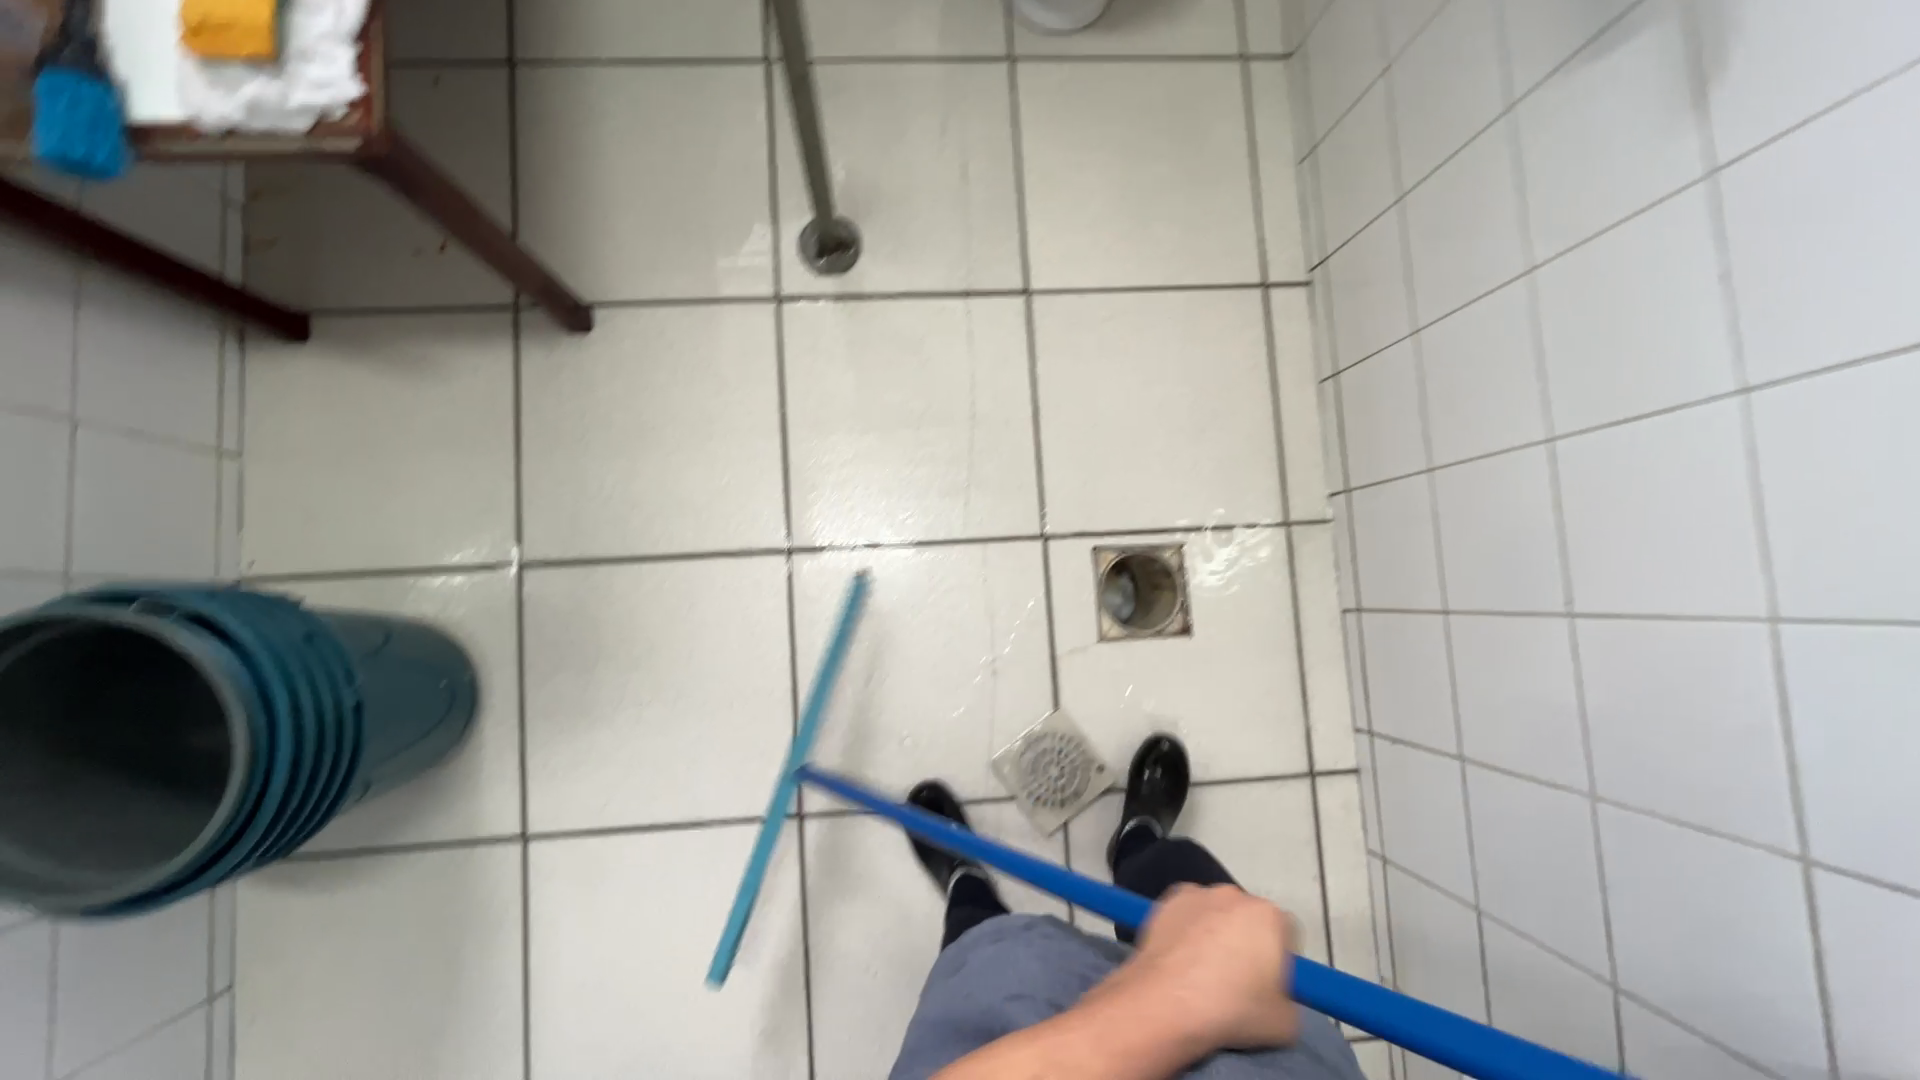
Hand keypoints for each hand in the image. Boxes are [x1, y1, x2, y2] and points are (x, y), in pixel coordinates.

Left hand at [1105, 884, 1299, 1053]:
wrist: (1167, 1000)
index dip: (1281, 961)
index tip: (1268, 985)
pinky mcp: (1168, 898)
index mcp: (1269, 916)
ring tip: (1202, 967)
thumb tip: (1276, 996)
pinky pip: (1189, 912)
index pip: (1287, 935)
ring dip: (1217, 931)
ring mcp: (1198, 892)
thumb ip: (1291, 1002)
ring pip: (1218, 912)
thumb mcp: (1286, 1023)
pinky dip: (1188, 926)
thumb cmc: (1233, 1009)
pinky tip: (1181, 954)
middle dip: (1248, 942)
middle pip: (1250, 919)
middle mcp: (1234, 894)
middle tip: (1236, 977)